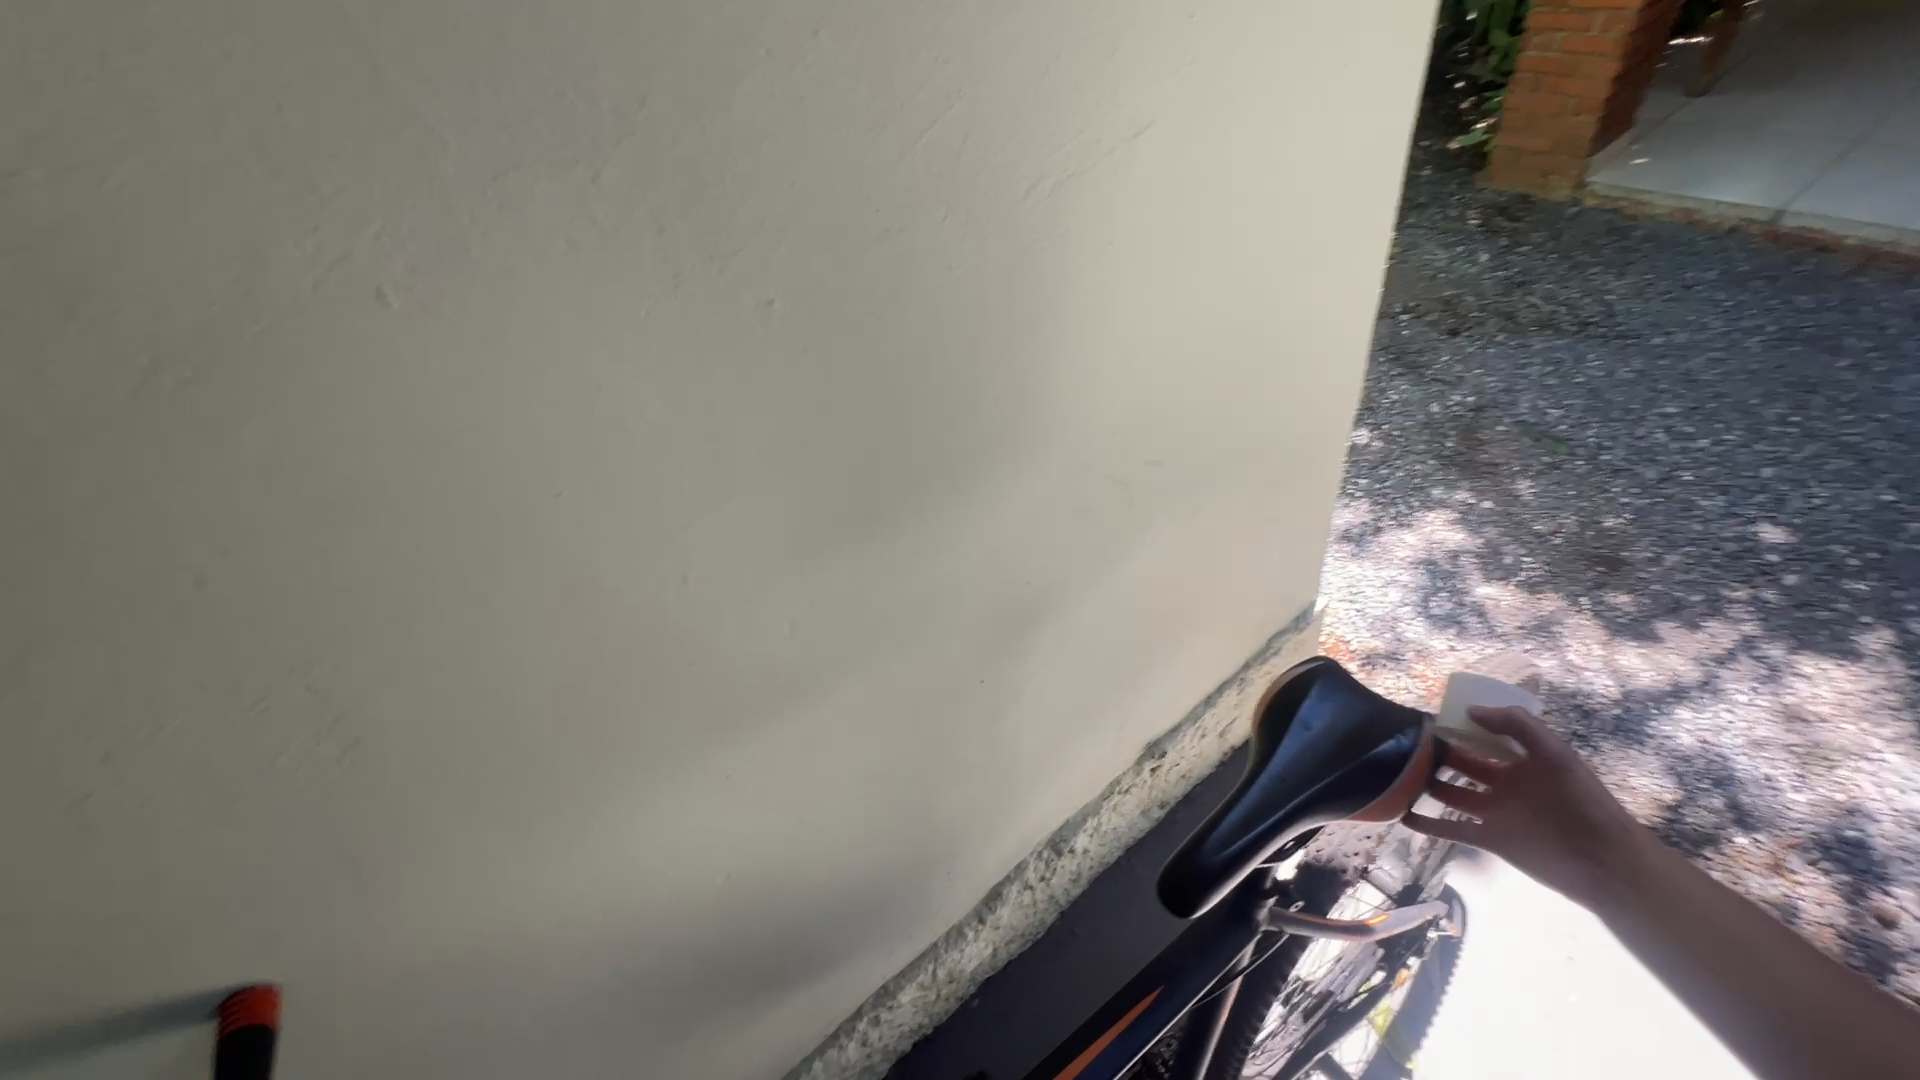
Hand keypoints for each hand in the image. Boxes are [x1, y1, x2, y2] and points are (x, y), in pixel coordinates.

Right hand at [1403, 705, 1651, 910]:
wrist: (1605, 861)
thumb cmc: (1583, 802)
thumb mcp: (1556, 754)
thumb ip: (1518, 726)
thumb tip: (1471, 711)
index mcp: (1521, 763)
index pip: (1484, 739)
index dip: (1460, 728)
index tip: (1430, 719)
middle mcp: (1504, 785)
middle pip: (1462, 765)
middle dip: (1437, 754)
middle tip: (1404, 743)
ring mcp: (1494, 813)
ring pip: (1451, 794)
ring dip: (1426, 784)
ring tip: (1395, 773)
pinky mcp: (1488, 839)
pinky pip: (1450, 829)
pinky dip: (1426, 824)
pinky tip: (1401, 815)